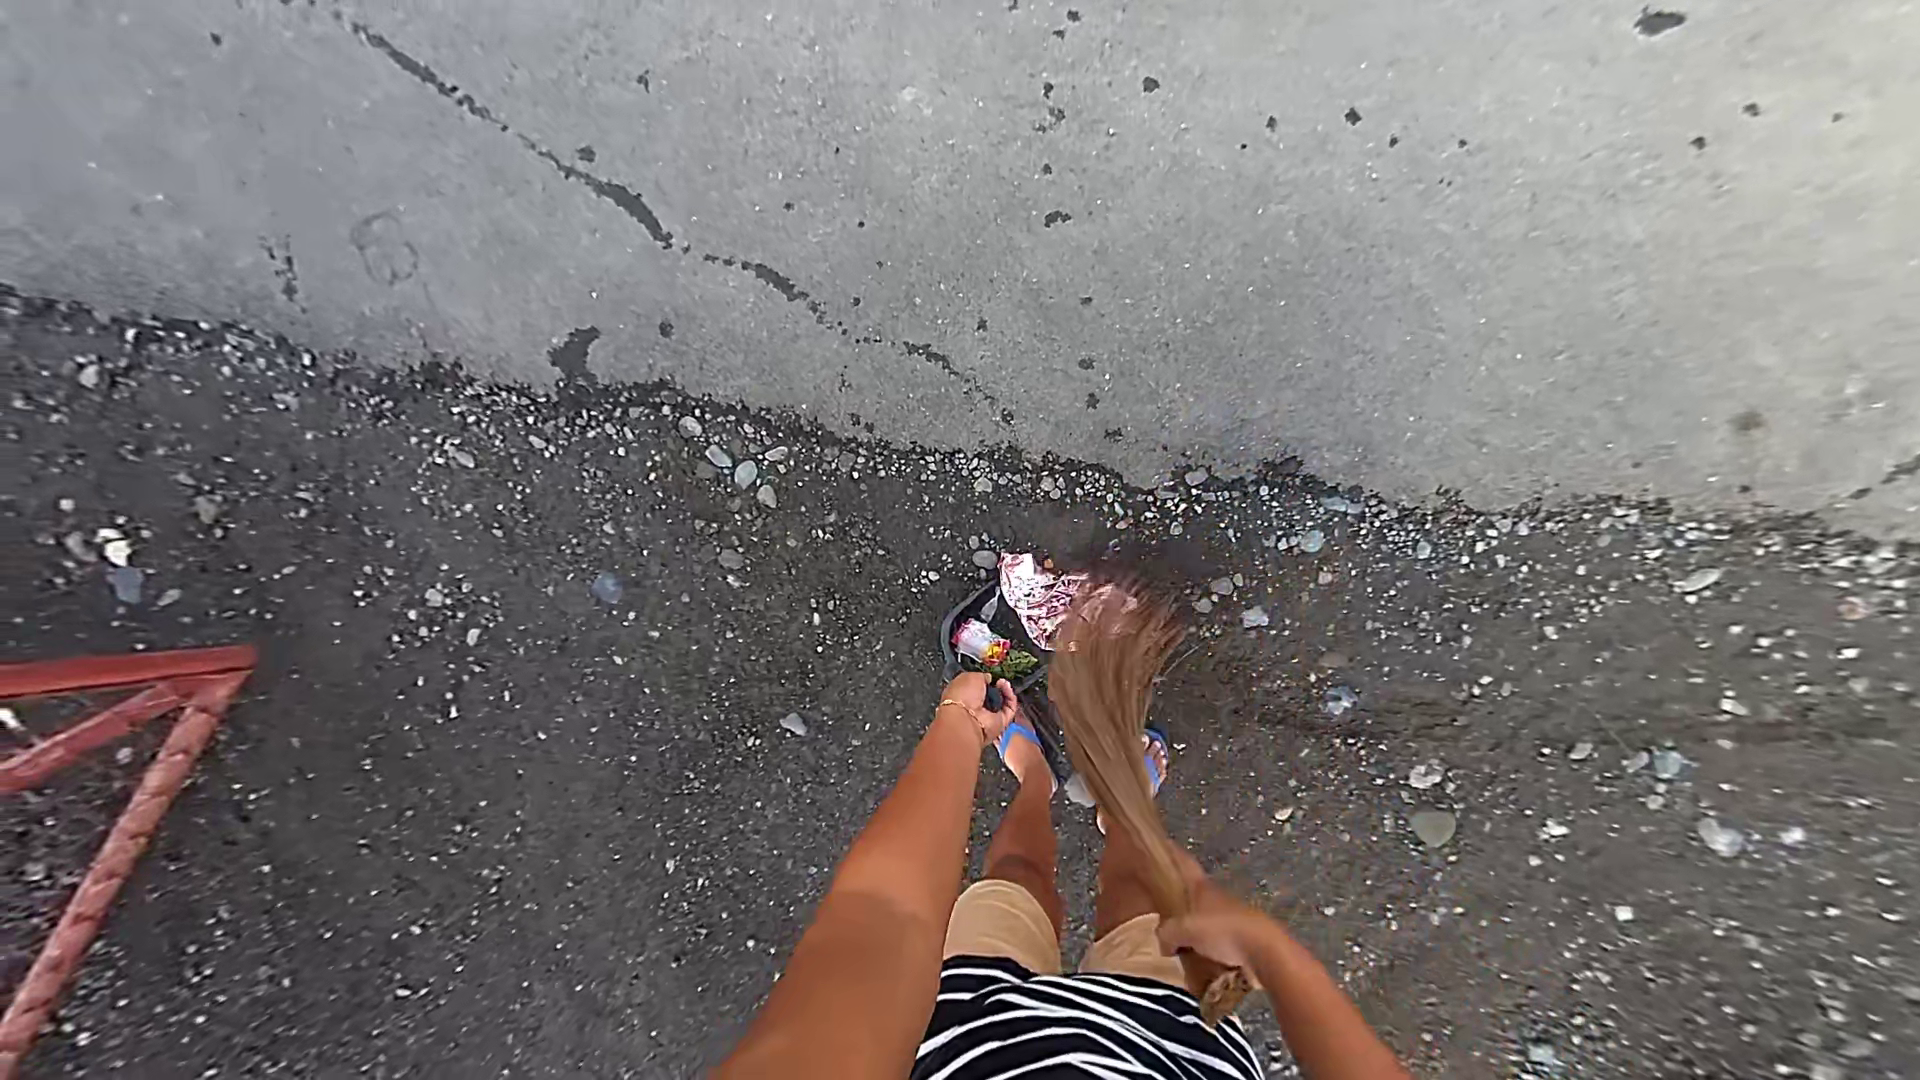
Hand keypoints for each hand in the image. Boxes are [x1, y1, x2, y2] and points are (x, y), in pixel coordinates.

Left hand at [937, 672, 1017, 749]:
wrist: (968, 717)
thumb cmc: (962, 695)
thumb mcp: (970, 676)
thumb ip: (981, 676)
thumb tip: (988, 677)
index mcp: (964, 696)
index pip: (978, 689)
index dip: (986, 681)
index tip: (990, 676)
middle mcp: (976, 708)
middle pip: (992, 696)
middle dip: (997, 686)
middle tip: (999, 680)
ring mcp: (989, 716)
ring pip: (1003, 701)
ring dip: (1005, 690)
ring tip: (1003, 683)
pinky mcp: (1001, 722)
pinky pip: (1010, 709)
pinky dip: (1011, 698)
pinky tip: (1007, 688)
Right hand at [1155, 849, 1277, 975]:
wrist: (1266, 951)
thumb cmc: (1222, 930)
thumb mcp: (1186, 930)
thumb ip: (1167, 932)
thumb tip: (1162, 942)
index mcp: (1201, 885)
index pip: (1183, 861)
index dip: (1173, 852)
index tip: (1163, 844)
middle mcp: (1215, 895)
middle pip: (1192, 891)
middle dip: (1179, 899)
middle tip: (1161, 909)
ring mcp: (1230, 915)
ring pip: (1204, 916)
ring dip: (1193, 927)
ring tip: (1178, 943)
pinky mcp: (1242, 937)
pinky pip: (1216, 939)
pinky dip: (1206, 946)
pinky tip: (1198, 960)